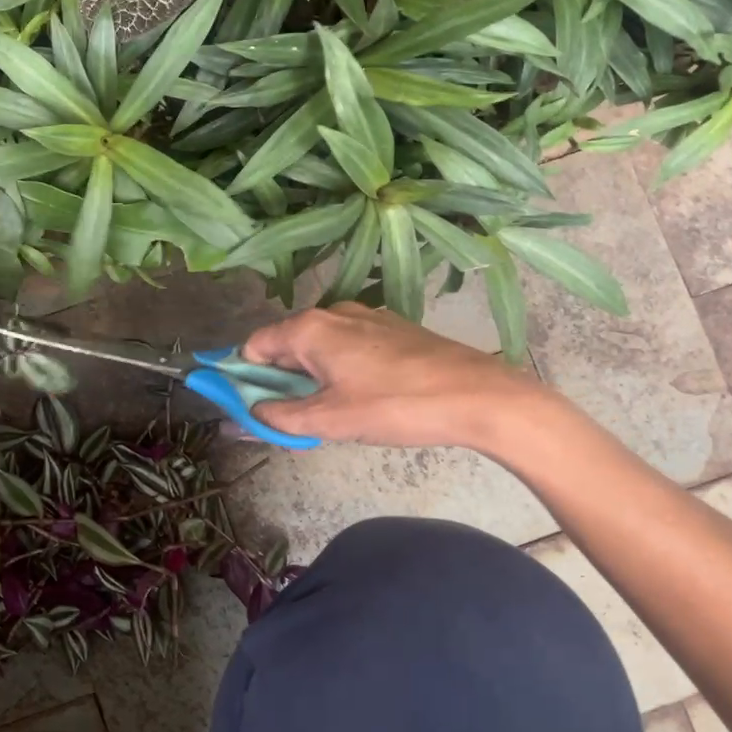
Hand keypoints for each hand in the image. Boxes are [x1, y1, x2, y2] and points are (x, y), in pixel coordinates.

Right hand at [239, 302, 571, 452]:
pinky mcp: (393, 327)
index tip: (256, 406)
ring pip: (318, 345)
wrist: (484, 398)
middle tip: (297, 415)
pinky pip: (348, 344)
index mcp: (308, 328)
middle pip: (285, 343)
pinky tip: (367, 396)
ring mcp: (365, 315)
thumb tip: (246, 417)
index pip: (253, 346)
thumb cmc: (397, 406)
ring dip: (312, 375)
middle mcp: (331, 311)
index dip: (247, 377)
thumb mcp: (331, 420)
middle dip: (281, 378)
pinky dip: (342, 367)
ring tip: (336, 410)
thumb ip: (280, 418)